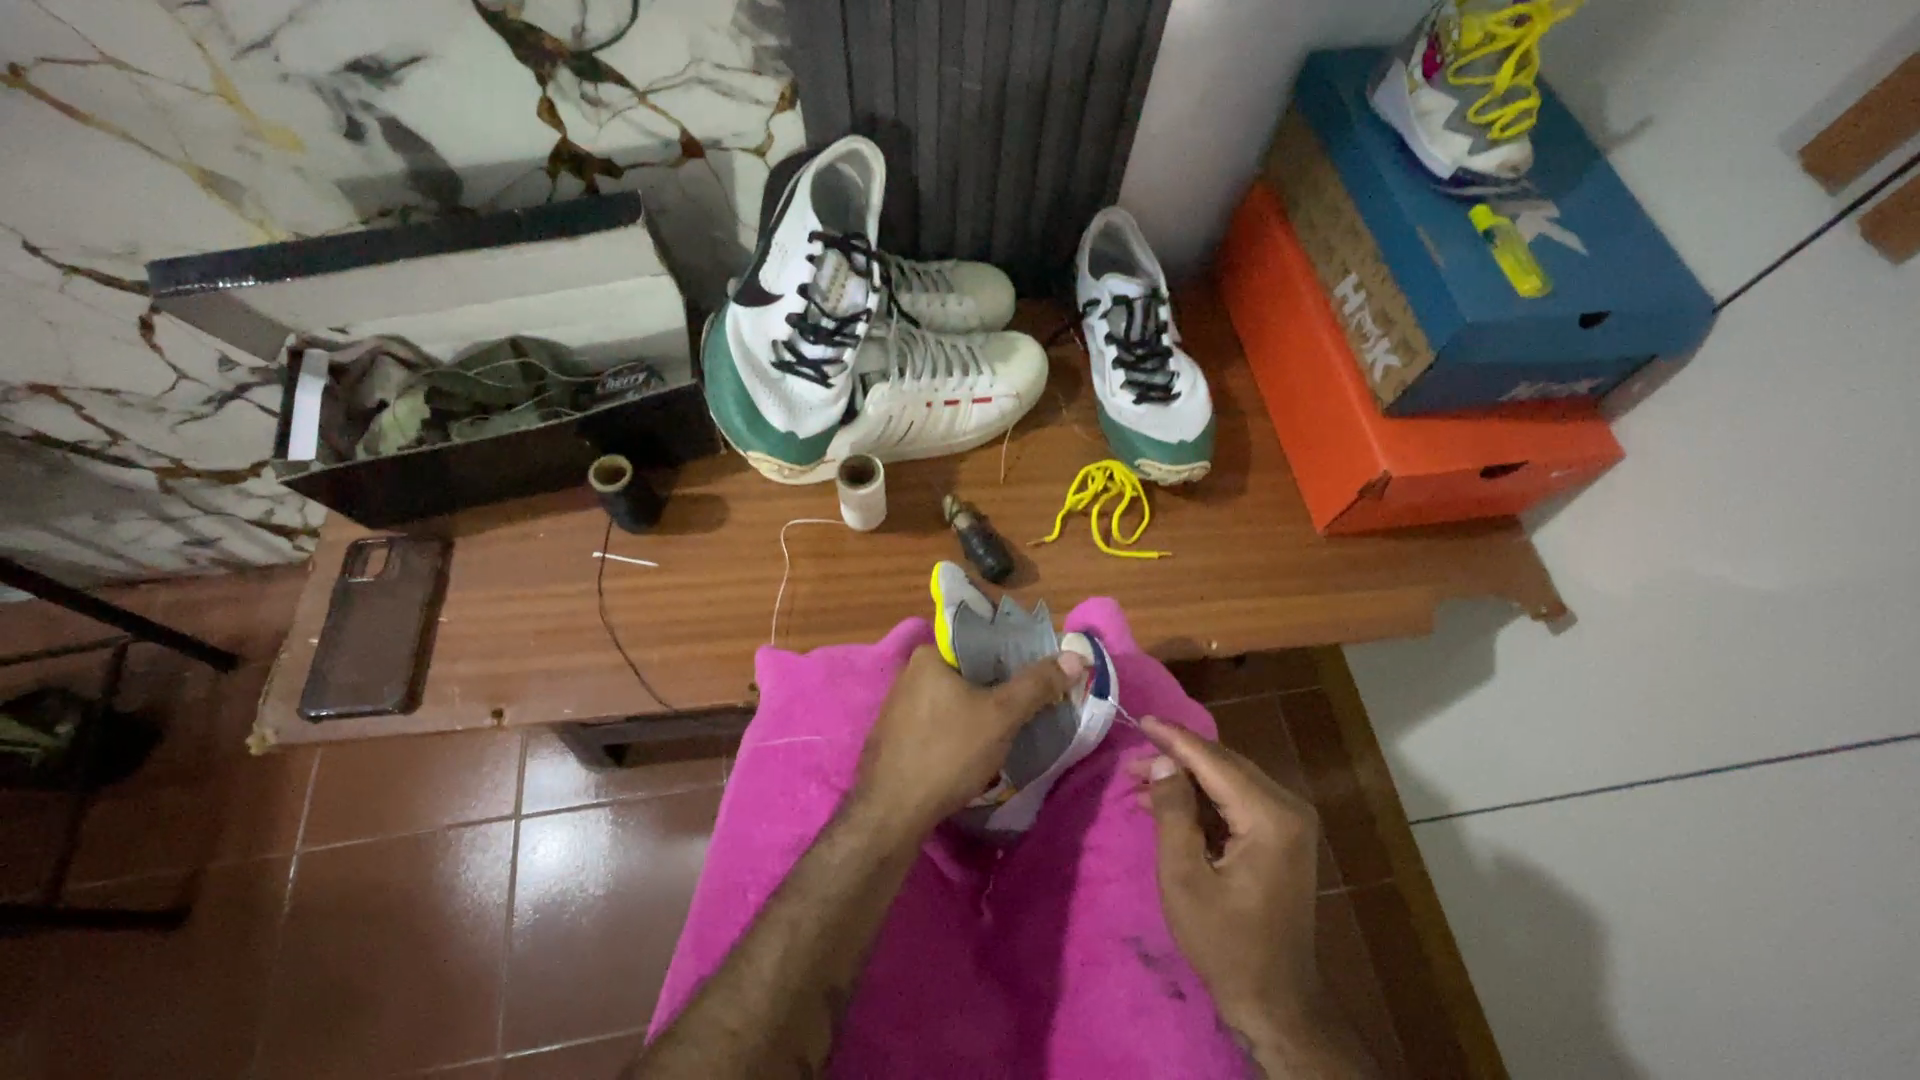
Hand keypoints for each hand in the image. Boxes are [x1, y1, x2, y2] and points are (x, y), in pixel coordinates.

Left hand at [851, 645, 1085, 839]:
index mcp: (928, 657)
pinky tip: (973, 754)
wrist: (893, 812)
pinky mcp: (895, 740)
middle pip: (967, 675)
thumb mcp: (1002, 715)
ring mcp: (897, 709)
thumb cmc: (948, 752)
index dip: (1012, 658)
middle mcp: (908, 675)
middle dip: (997, 690)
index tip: (1036, 677)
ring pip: (952, 703)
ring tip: (1007, 732)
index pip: (979, 644)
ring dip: (978, 715)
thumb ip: (1037, 684)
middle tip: (1028, 708)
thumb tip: (1074, 657)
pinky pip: (936, 727)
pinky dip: (957, 735)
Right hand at [1134, 715, 1322, 1034]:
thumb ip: (1173, 812)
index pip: (1214, 761)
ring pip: (1231, 781)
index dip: (1174, 739)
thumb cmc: (1224, 941)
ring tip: (1140, 781)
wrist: (1274, 997)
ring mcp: (1291, 823)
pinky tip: (1169, 803)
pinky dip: (1205, 799)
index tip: (1140, 720)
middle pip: (1225, 765)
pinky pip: (1240, 802)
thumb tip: (1165, 763)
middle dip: (1177, 758)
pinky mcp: (1285, 837)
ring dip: (1188, 779)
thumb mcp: (1184, 876)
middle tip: (1131, 761)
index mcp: (1269, 816)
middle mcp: (1289, 808)